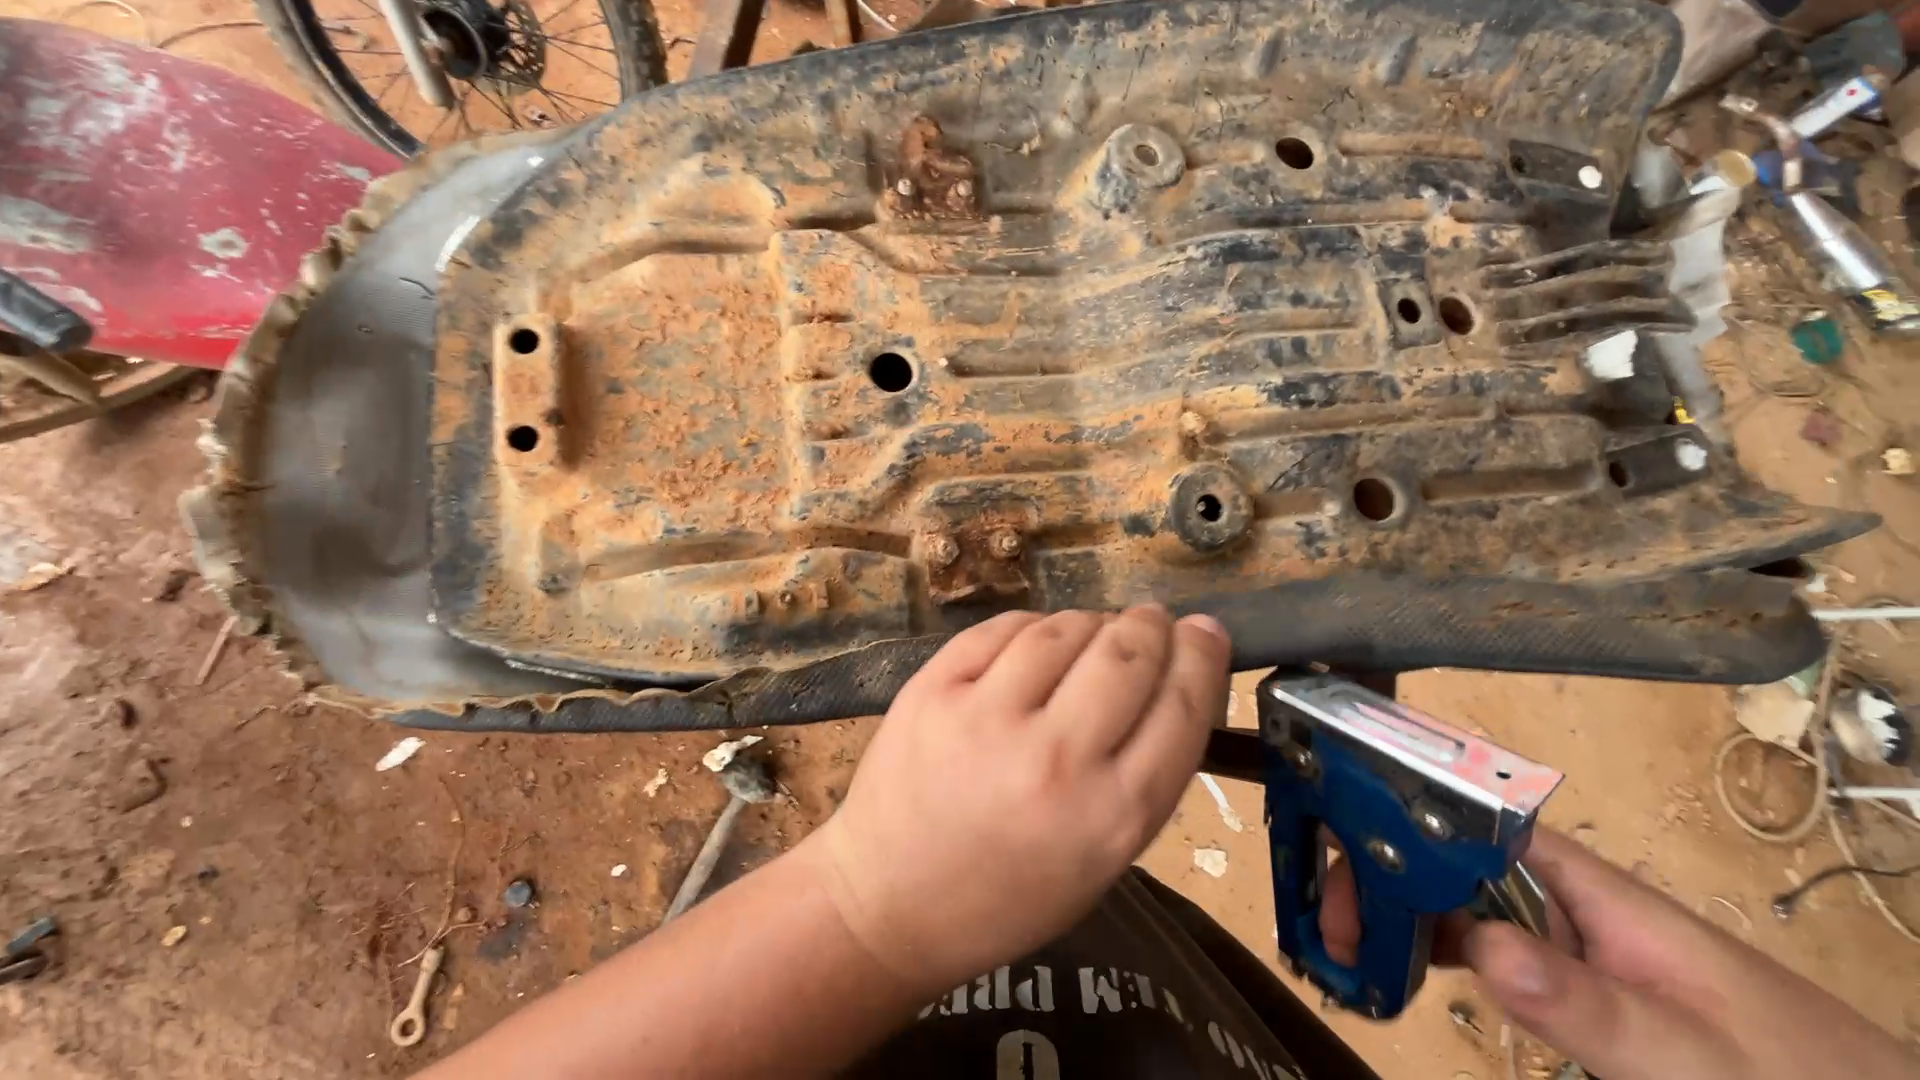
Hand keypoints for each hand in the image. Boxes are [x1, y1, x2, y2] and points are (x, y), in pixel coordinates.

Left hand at [801, 605, 1231, 990]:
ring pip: (1065, 628)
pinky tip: (1037, 642)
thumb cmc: (1007, 896)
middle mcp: (1056, 760)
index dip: (1202, 657)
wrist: (889, 905)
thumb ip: (1144, 775)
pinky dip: (1032, 626)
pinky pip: (1004, 628)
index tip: (1205, 632)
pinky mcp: (933, 689)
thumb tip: (1174, 681)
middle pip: (1128, 654)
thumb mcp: (1102, 859)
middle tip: (1154, 620)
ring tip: (1094, 634)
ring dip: (1093, 622)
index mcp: (1112, 816)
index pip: (1182, 707)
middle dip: (1153, 625)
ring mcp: (987, 717)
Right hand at [1322, 830, 1917, 1078]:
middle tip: (1329, 926)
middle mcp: (1565, 898)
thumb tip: (1482, 944)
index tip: (1339, 847)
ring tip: (1340, 947)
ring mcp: (1564, 938)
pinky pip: (1476, 946)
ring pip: (1454, 901)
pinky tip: (1393, 970)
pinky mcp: (1566, 977)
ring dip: (1392, 912)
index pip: (1476, 823)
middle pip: (1447, 860)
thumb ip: (1591, 1002)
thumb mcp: (1693, 1056)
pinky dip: (1425, 949)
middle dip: (1379, 875)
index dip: (1400, 818)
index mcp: (1590, 887)